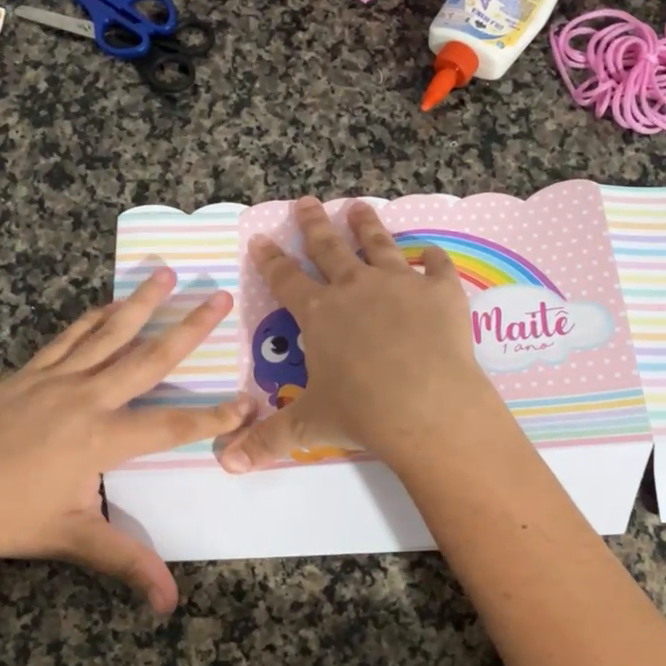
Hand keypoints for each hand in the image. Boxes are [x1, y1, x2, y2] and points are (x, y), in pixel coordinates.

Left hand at [0, 269, 249, 613]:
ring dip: (142, 302)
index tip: (249, 401)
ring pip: (108, 334)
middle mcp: (85, 399)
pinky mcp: (28, 374)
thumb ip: (127, 562)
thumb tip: (169, 603)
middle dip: (189, 328)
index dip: (215, 415)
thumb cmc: (5, 520)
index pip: (172, 424)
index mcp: (101, 439)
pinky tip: (109, 304)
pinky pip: (69, 337)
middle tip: (220, 296)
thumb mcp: (72, 539)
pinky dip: (93, 318)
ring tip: (167, 272)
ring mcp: (54, 380)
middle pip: (148, 358)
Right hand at [219, 197, 507, 473]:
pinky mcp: (441, 290)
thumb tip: (224, 463)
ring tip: (359, 207)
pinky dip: (432, 257)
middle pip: (329, 247)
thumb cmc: (361, 413)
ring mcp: (400, 283)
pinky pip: (435, 265)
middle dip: (313, 224)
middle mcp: (355, 287)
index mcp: (318, 313)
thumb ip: (267, 439)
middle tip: (306, 202)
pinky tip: (430, 252)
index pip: (285, 279)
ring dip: (366, 225)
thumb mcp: (308, 425)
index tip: (261, 239)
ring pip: (379, 244)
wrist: (427, 406)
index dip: (271, 258)